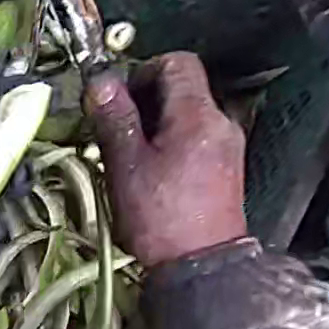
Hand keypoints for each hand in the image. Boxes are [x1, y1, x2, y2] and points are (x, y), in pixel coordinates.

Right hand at [88, 52, 247, 266]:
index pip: (176, 63)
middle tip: (114, 130)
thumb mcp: (127, 166)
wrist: (200, 265)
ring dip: (154, 125)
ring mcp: (227, 146)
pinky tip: (150, 173)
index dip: (142, 71)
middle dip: (144, 102)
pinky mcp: (225, 168)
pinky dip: (170, 144)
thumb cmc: (160, 217)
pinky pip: (195, 139)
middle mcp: (221, 122)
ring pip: (187, 116)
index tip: (117, 98)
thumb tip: (101, 81)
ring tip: (128, 156)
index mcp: (198, 115)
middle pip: (182, 89)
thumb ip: (116, 120)